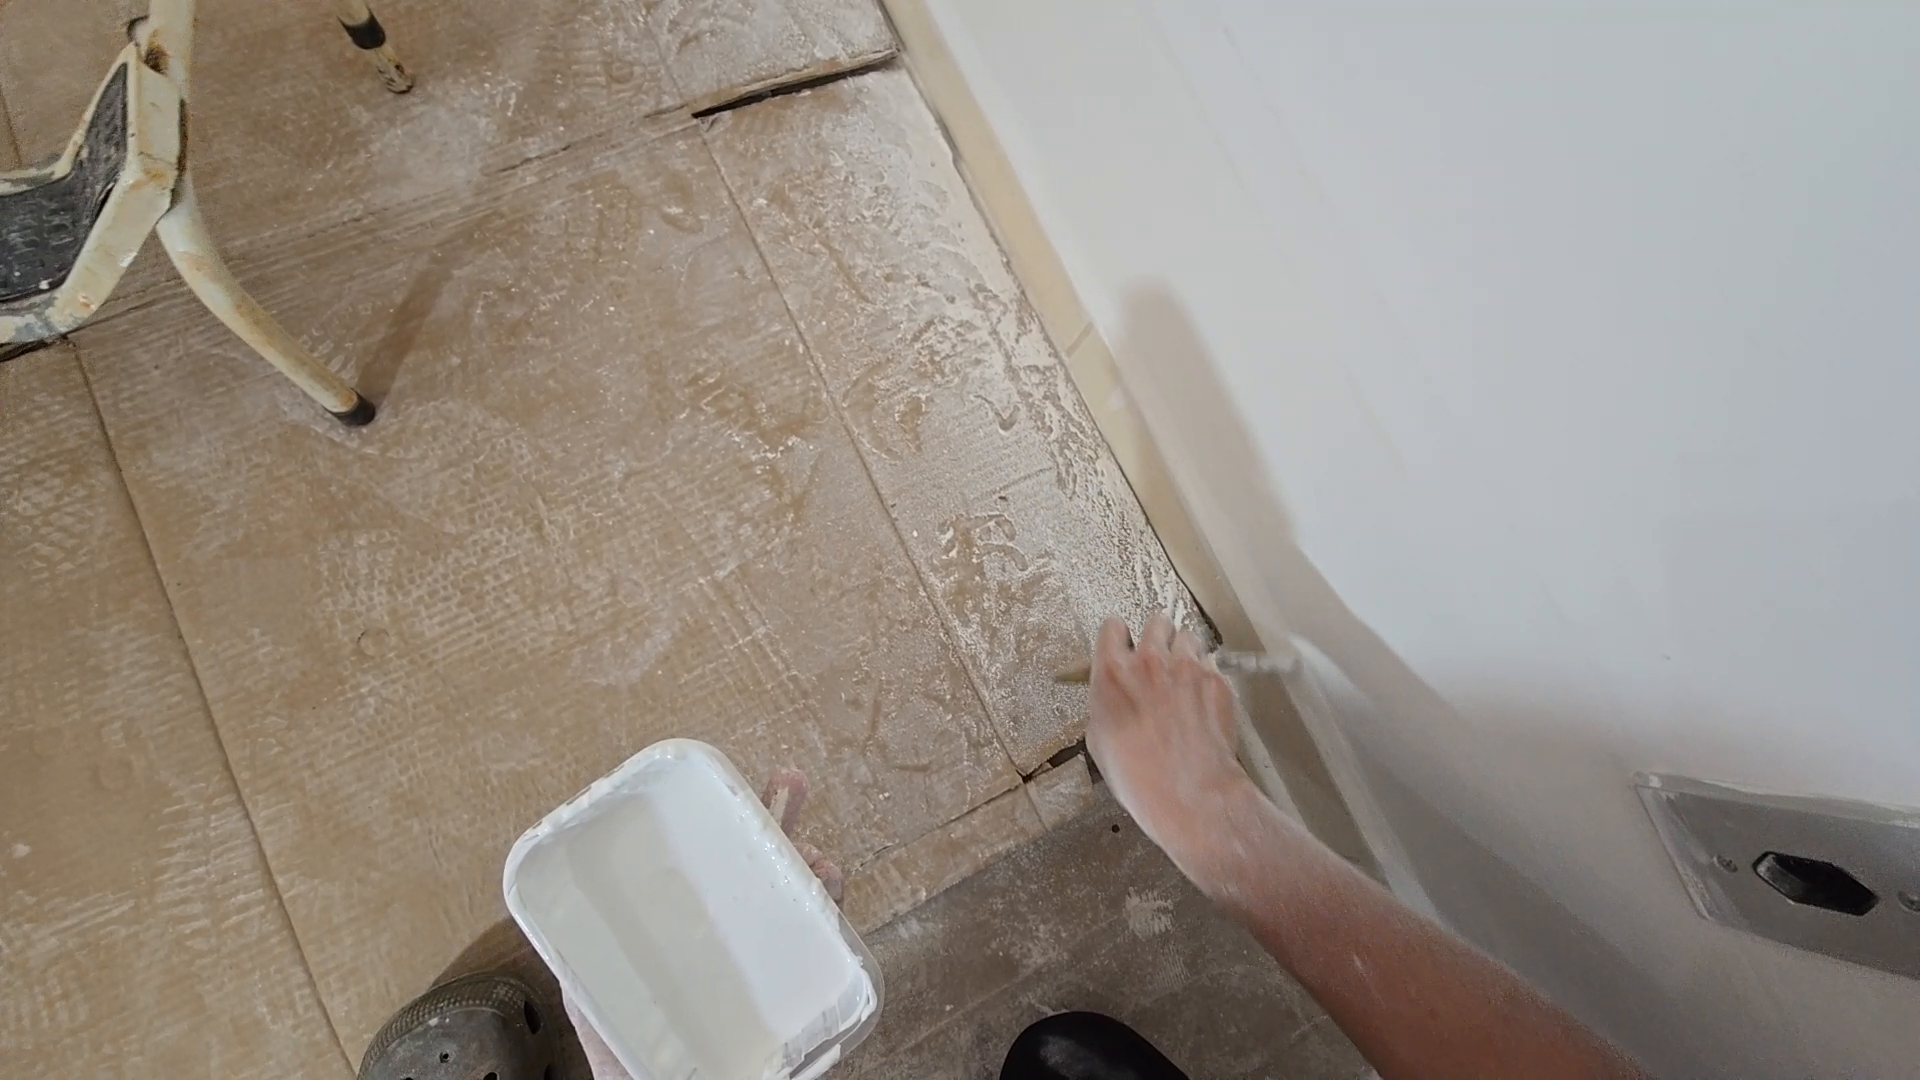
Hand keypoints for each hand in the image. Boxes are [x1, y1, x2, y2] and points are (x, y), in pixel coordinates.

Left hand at [566, 768, 840, 1078]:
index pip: (716, 865)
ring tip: (806, 849)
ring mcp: (773, 957)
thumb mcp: (602, 1010)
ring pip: (799, 893)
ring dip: (807, 859)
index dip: (729, 822)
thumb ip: (587, 967)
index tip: (737, 784)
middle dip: (780, 818)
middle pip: (763, 865)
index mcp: (697, 929)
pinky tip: (825, 883)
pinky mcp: (803, 988)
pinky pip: (827, 938)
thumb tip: (562, 915)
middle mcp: (740, 934)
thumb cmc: (641, 1063)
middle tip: (790, 780)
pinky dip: (832, 904)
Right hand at [1085, 614, 1253, 875]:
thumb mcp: (1099, 738)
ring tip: (1184, 676)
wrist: (1189, 794)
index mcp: (1112, 671)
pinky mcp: (1217, 680)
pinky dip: (1206, 674)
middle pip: (1155, 622)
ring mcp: (1187, 666)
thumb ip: (1106, 702)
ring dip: (1183, 651)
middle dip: (1156, 637)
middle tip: (1158, 659)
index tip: (1123, 648)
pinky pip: (1211, 663)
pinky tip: (1203, 699)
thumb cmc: (1135, 775)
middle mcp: (1149, 659)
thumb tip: (1115, 696)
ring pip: (1186, 637)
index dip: (1118, 637)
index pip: (1112, 627)